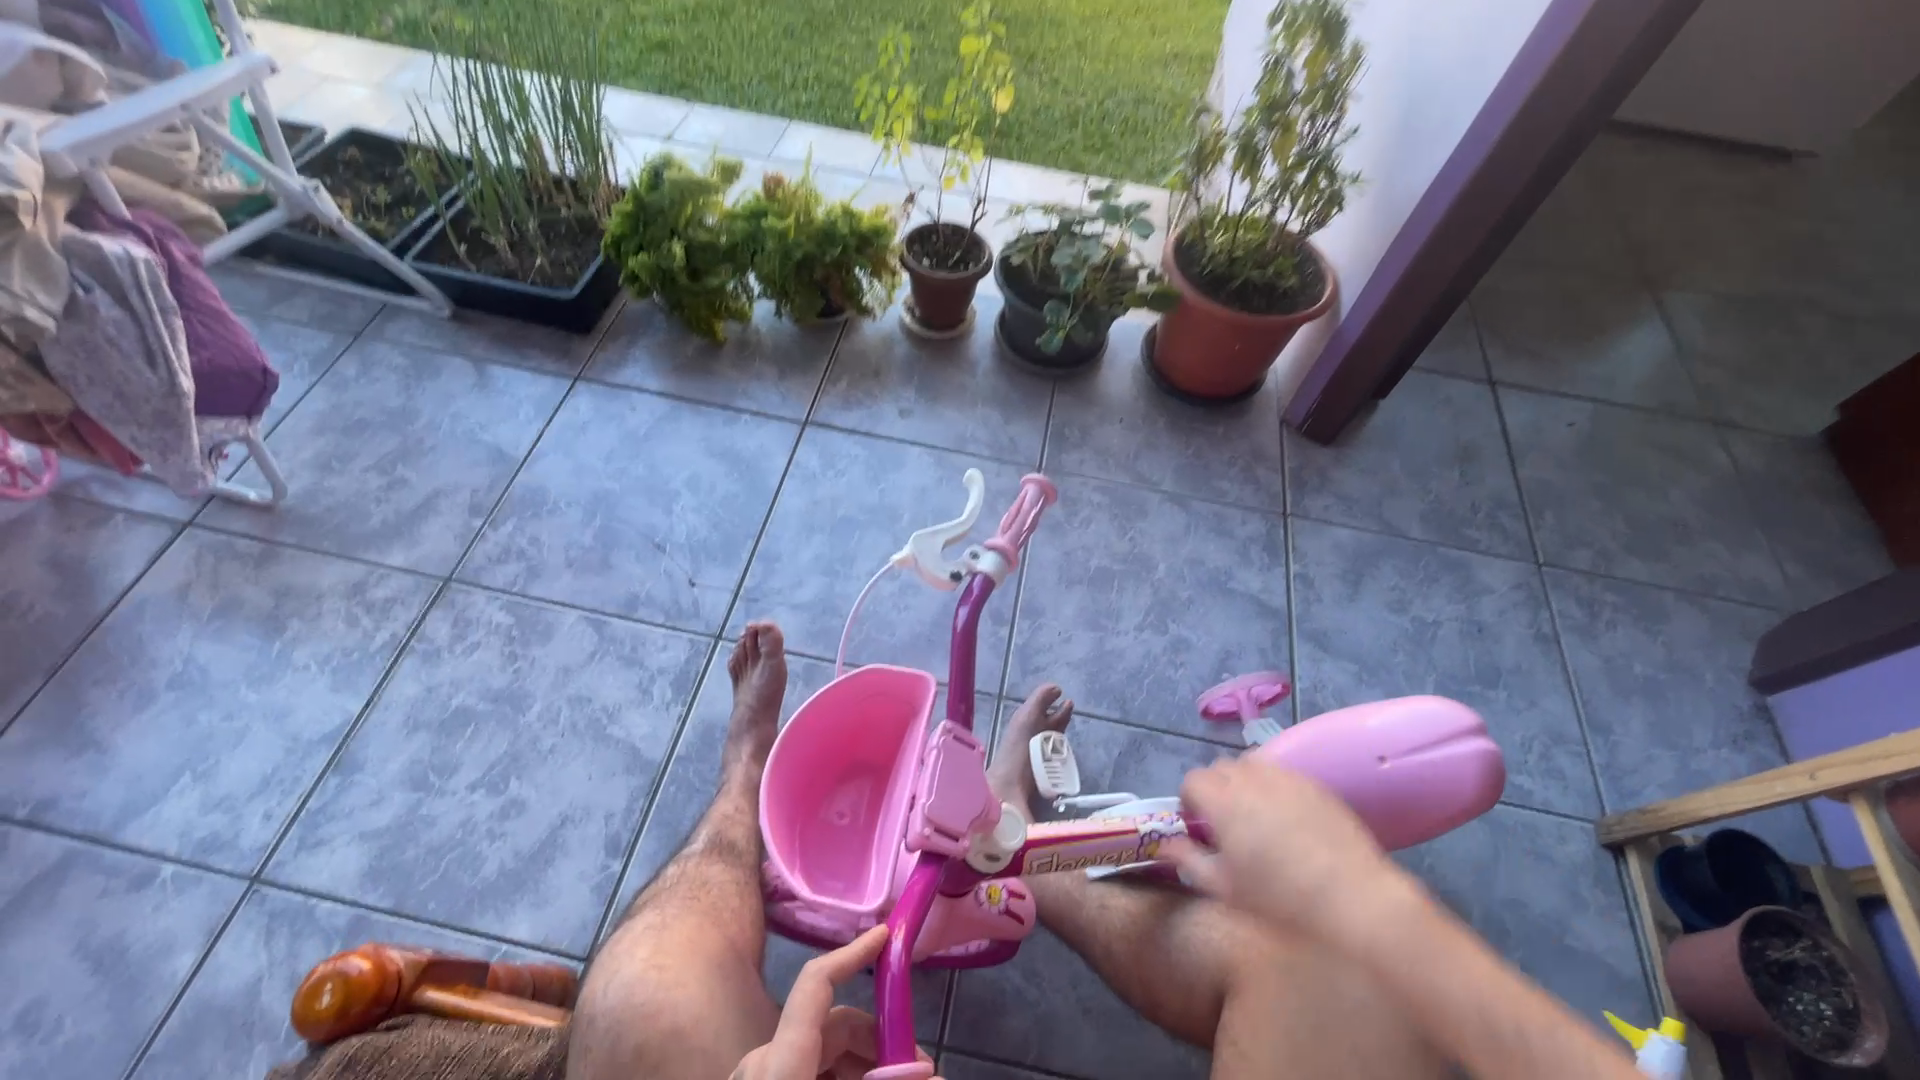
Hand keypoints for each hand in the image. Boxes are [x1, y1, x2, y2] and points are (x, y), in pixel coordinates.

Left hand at [731, 926, 937, 1079]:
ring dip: (865, 1067)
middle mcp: (762, 1064)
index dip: (853, 954)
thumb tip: (928, 1071)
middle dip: (879, 1041)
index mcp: (778, 1063)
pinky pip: (807, 1076)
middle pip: (832, 1026)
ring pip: (823, 1056)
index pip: (817, 984)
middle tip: (918, 1072)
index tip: (889, 938)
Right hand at [1167, 757, 1416, 942]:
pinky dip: (1273, 787)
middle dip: (1214, 788)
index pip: (1192, 780)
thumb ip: (1189, 860)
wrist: (1353, 900)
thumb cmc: (1280, 899)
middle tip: (1224, 822)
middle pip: (1220, 767)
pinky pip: (1283, 774)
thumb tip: (1168, 844)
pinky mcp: (1315, 785)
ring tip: (1254, 814)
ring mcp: (1287, 778)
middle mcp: (1252, 779)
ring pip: (1252, 764)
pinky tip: (1286, 818)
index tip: (1198, 826)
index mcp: (1223, 801)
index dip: (1189, 801)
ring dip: (1243, 782)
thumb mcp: (1225, 888)